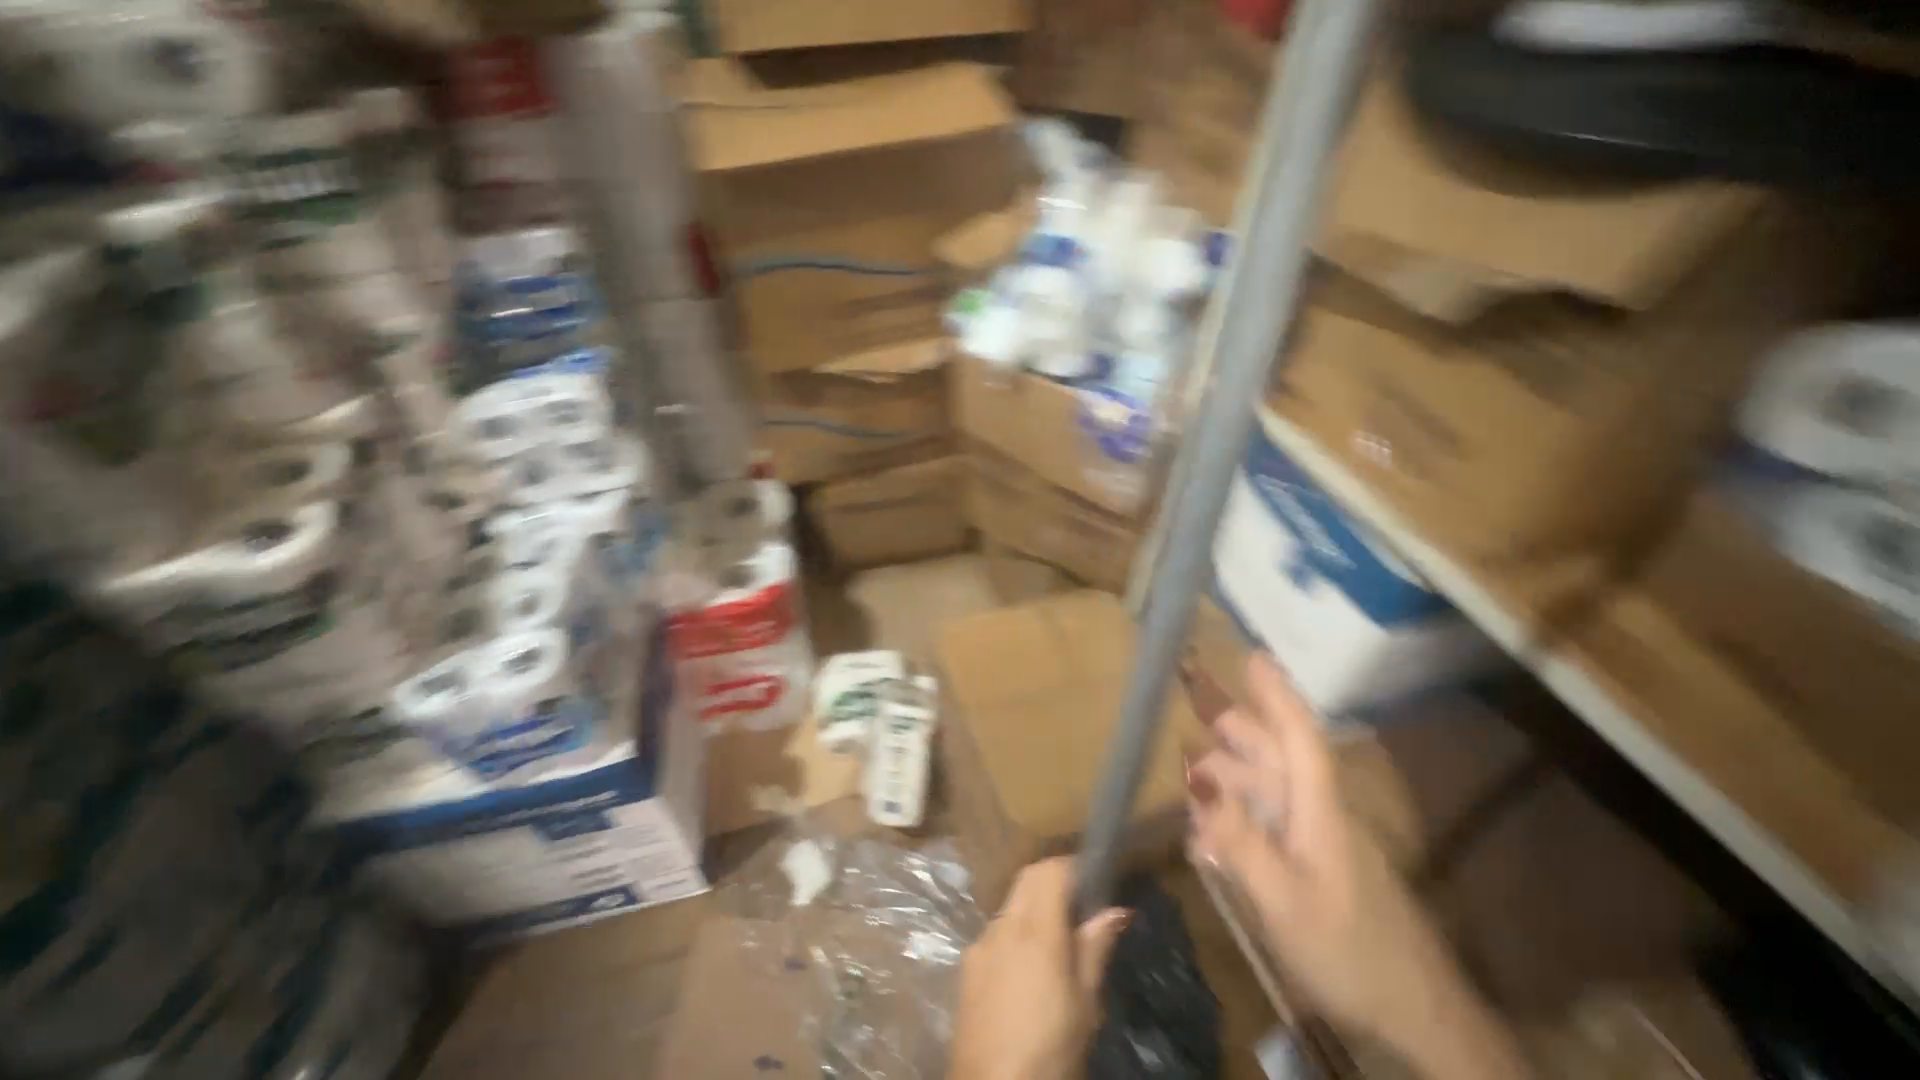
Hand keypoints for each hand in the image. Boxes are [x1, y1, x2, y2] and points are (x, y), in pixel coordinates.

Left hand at [949, 858, 1131, 1079]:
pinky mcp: (967, 967)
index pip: (1050, 871)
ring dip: (1033, 906)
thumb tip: (1115, 909)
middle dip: (1053, 880)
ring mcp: (980, 946)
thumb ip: (1095, 948)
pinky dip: (1016, 931)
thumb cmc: (1050, 1049)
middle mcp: (1002, 928)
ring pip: (1009, 905)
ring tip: (1060, 939)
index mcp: (1036, 932)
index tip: (1096, 879)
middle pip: (1026, 880)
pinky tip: (1030, 966)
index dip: (1073, 866)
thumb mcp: (1086, 1004)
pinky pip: (995, 932)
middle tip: (1082, 905)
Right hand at [1186, 655, 1504, 1067]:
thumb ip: (1238, 839)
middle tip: (1199, 713)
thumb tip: (1196, 778)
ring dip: (1234, 776)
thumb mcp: (1281, 898)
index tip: (1255, 656)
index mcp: (1319, 812)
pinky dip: (1241, 820)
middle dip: (1241, 731)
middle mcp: (1321, 817)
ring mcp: (1323, 846)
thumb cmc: (1346, 951)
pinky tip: (1215, 836)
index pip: (1298, 739)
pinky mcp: (1321, 872)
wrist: (1414, 1014)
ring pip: (1273, 792)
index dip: (1277, 696)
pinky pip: (1274, 827)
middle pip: (1279, 759)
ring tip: (1192, 776)